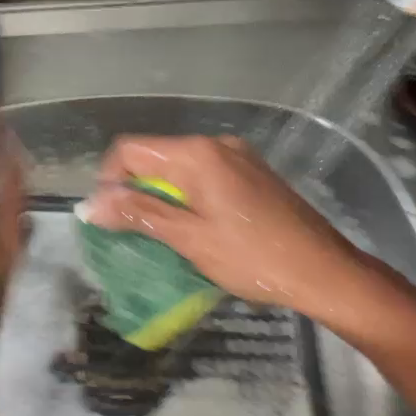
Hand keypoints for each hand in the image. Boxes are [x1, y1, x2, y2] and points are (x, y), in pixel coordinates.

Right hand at [81, 135, 388, 329]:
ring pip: (179, 168)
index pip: (131, 149)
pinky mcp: (251, 174)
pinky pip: (203, 176)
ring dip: (161, 196)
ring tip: (163, 235)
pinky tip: (195, 229)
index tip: (111, 218)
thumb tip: (90, 205)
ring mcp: (237, 157)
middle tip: (134, 232)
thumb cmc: (253, 257)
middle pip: (155, 156)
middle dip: (135, 190)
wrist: (324, 271)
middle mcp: (216, 144)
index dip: (110, 180)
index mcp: (198, 154)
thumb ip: (139, 215)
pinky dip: (187, 197)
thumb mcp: (189, 238)